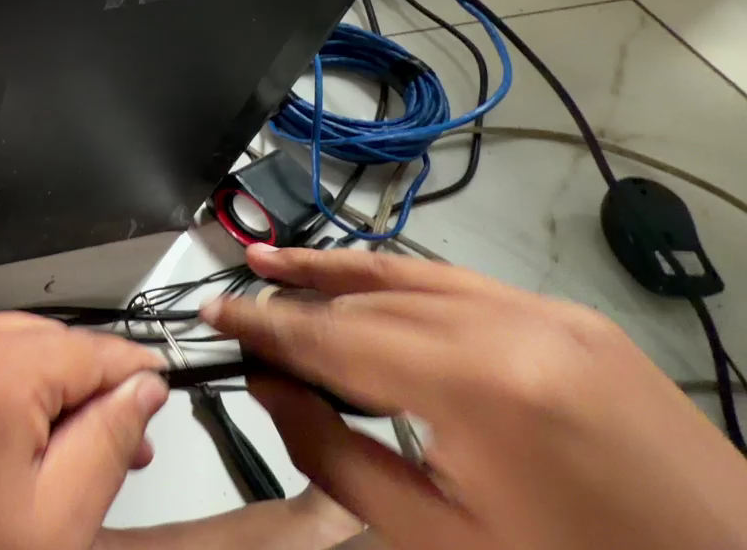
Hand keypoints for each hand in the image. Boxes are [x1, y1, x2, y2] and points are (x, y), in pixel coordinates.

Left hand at [0, 312, 169, 549]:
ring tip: (81, 445)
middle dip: (90, 381)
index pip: (84, 347)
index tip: (164, 386)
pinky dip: (1, 379)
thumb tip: (144, 387)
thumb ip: (108, 438)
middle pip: (45, 338)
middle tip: (130, 441)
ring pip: (6, 342)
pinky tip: (22, 429)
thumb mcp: (59, 514)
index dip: (131, 368)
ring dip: (48, 380)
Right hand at [203, 245, 746, 549]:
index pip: (332, 337)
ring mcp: (550, 313)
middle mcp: (513, 325)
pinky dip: (396, 279)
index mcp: (479, 386)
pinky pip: (459, 283)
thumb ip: (331, 453)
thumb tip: (268, 385)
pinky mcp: (573, 317)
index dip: (261, 326)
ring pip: (406, 276)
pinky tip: (357, 279)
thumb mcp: (437, 537)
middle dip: (292, 306)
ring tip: (267, 261)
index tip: (209, 313)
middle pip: (363, 302)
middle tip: (233, 308)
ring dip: (331, 273)